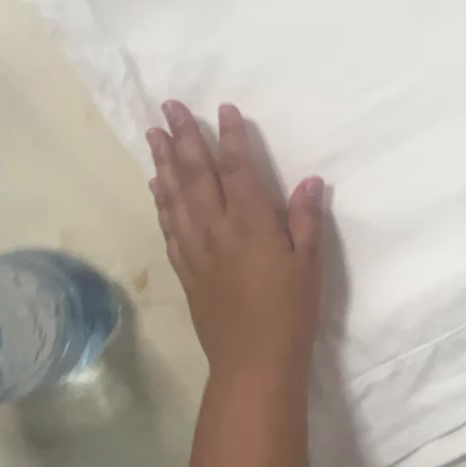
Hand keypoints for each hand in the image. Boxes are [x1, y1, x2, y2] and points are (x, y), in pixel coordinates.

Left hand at [147, 101, 324, 379]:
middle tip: (169, 107)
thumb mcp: (311, 264)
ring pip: (174, 196)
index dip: (231, 138)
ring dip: (164, 162)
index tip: (223, 109)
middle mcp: (217, 229)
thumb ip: (306, 220)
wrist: (253, 359)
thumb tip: (309, 180)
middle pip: (197, 175)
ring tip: (155, 134)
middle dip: (184, 138)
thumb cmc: (292, 310)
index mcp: (252, 225)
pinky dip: (161, 199)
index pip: (239, 171)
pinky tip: (157, 184)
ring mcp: (195, 248)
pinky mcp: (185, 268)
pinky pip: (168, 224)